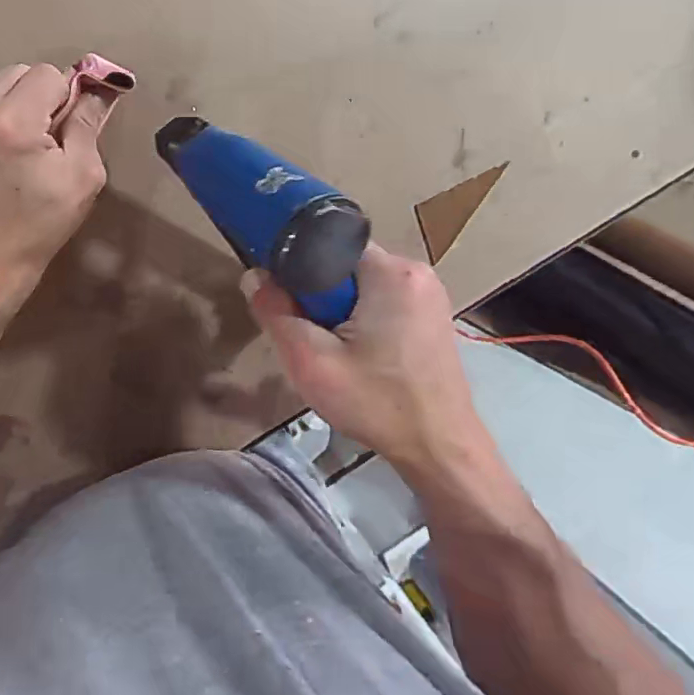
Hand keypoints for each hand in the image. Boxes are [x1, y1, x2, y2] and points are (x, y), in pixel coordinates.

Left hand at [0, 63, 114, 288]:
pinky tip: (1, 141)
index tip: (66, 129)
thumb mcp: (83, 173)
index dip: (65, 97)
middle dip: (40, 94)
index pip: (47, 74)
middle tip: (47, 134)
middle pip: (19, 71)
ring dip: (15, 97)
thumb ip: (88, 122)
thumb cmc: (44, 220)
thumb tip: (100, 86)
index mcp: (12, 124)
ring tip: (23, 136)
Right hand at [243, 243, 483, 470]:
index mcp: (391, 271)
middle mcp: (416, 271)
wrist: (440, 450)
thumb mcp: (312, 362)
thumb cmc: (378, 403)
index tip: (286, 296)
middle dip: (320, 293)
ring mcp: (430, 294)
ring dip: (340, 308)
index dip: (299, 266)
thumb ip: (276, 314)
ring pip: (362, 284)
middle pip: (344, 264)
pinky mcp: (434, 316)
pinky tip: (360, 355)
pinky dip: (363, 318)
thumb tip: (254, 277)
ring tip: (335, 349)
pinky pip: (383, 300)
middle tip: (312, 334)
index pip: (329, 244)